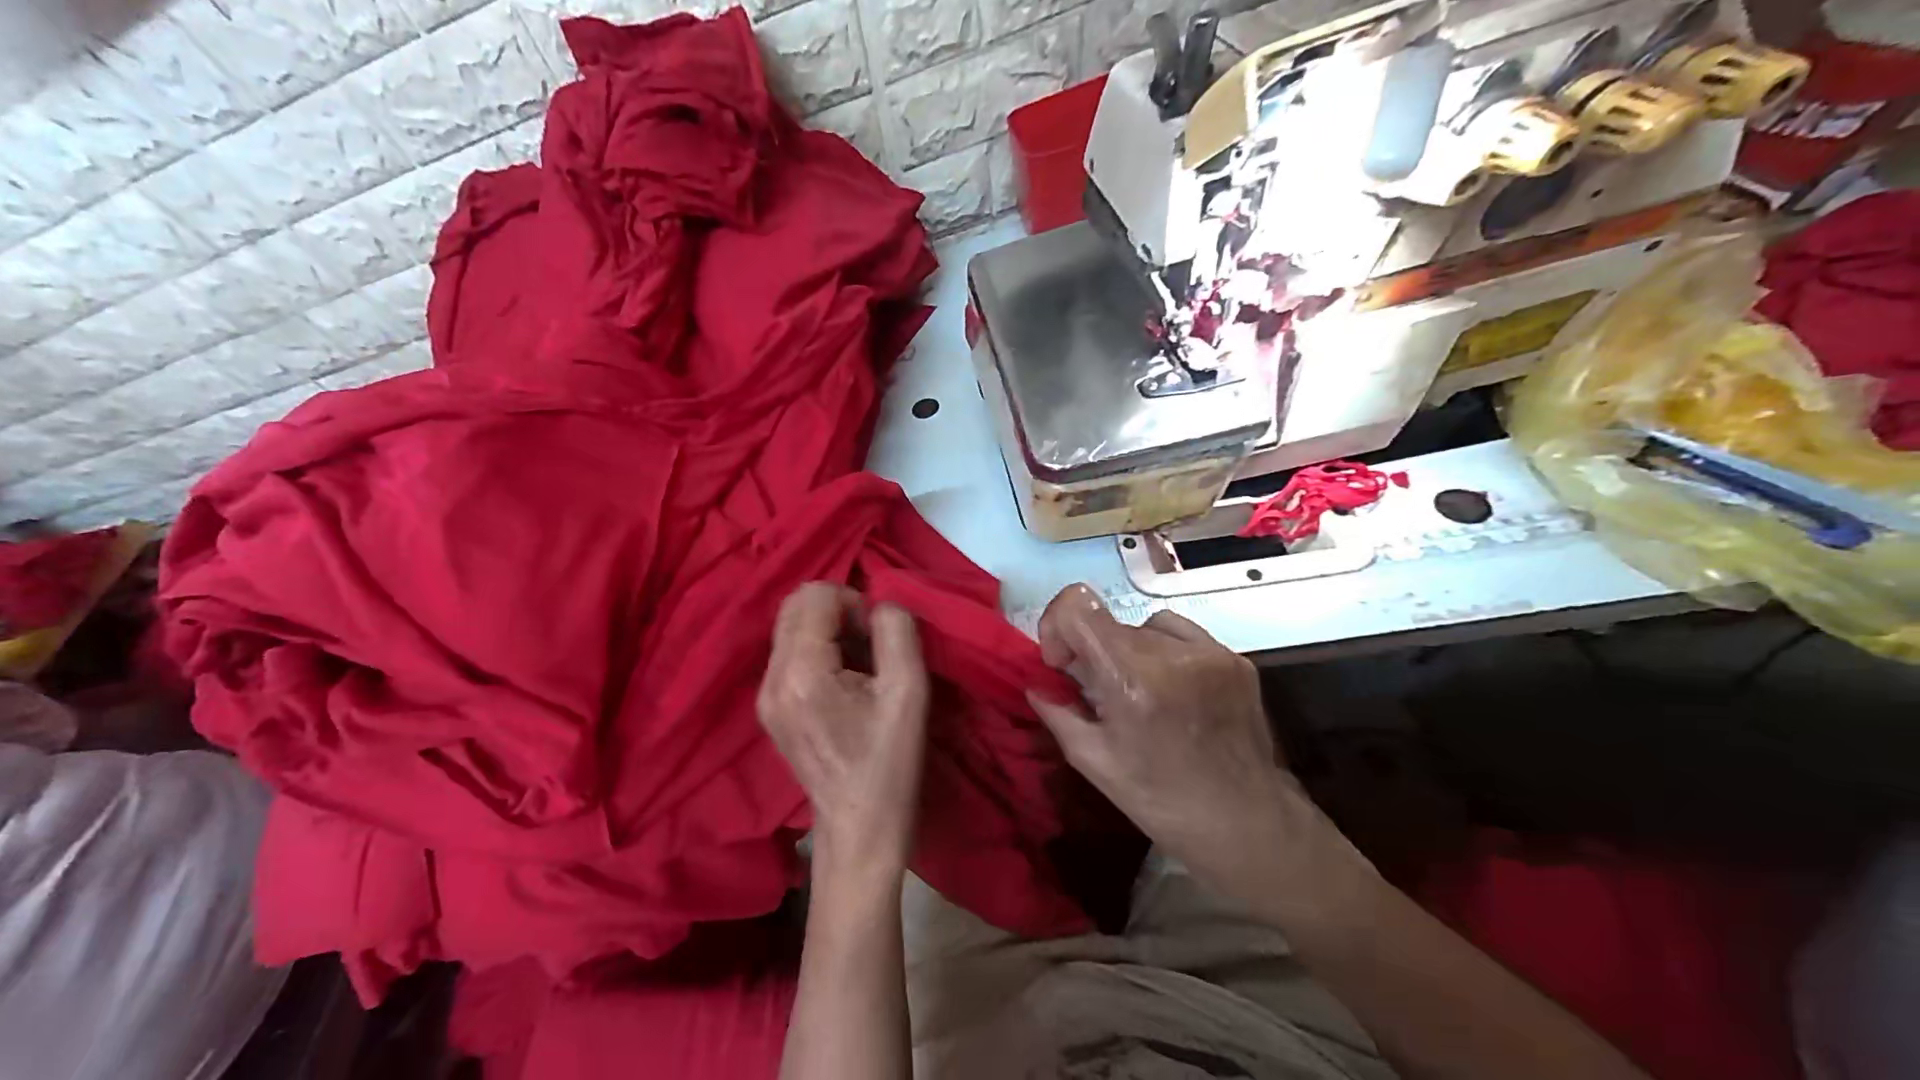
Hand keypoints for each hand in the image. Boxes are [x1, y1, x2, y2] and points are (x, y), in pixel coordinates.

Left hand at [758, 583, 929, 881]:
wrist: (860, 829)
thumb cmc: (889, 764)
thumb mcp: (908, 691)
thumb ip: (896, 631)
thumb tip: (880, 604)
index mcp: (800, 673)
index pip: (815, 595)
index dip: (853, 602)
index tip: (877, 639)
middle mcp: (770, 679)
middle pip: (795, 605)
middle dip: (837, 611)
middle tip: (869, 647)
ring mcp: (764, 696)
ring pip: (791, 627)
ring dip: (829, 631)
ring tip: (860, 667)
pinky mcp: (770, 709)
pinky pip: (790, 654)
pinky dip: (818, 651)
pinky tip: (845, 684)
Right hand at [1026, 584, 1302, 890]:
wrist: (1249, 824)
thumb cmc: (1162, 801)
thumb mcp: (1094, 762)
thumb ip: (1058, 712)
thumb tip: (1038, 683)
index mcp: (1132, 679)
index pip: (1079, 605)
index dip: (1057, 624)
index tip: (1063, 662)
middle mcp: (1172, 652)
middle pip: (1111, 623)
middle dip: (1093, 650)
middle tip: (1100, 693)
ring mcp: (1209, 651)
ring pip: (1145, 626)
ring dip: (1130, 651)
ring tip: (1143, 693)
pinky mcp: (1235, 658)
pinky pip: (1183, 636)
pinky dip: (1166, 653)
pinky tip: (1173, 690)